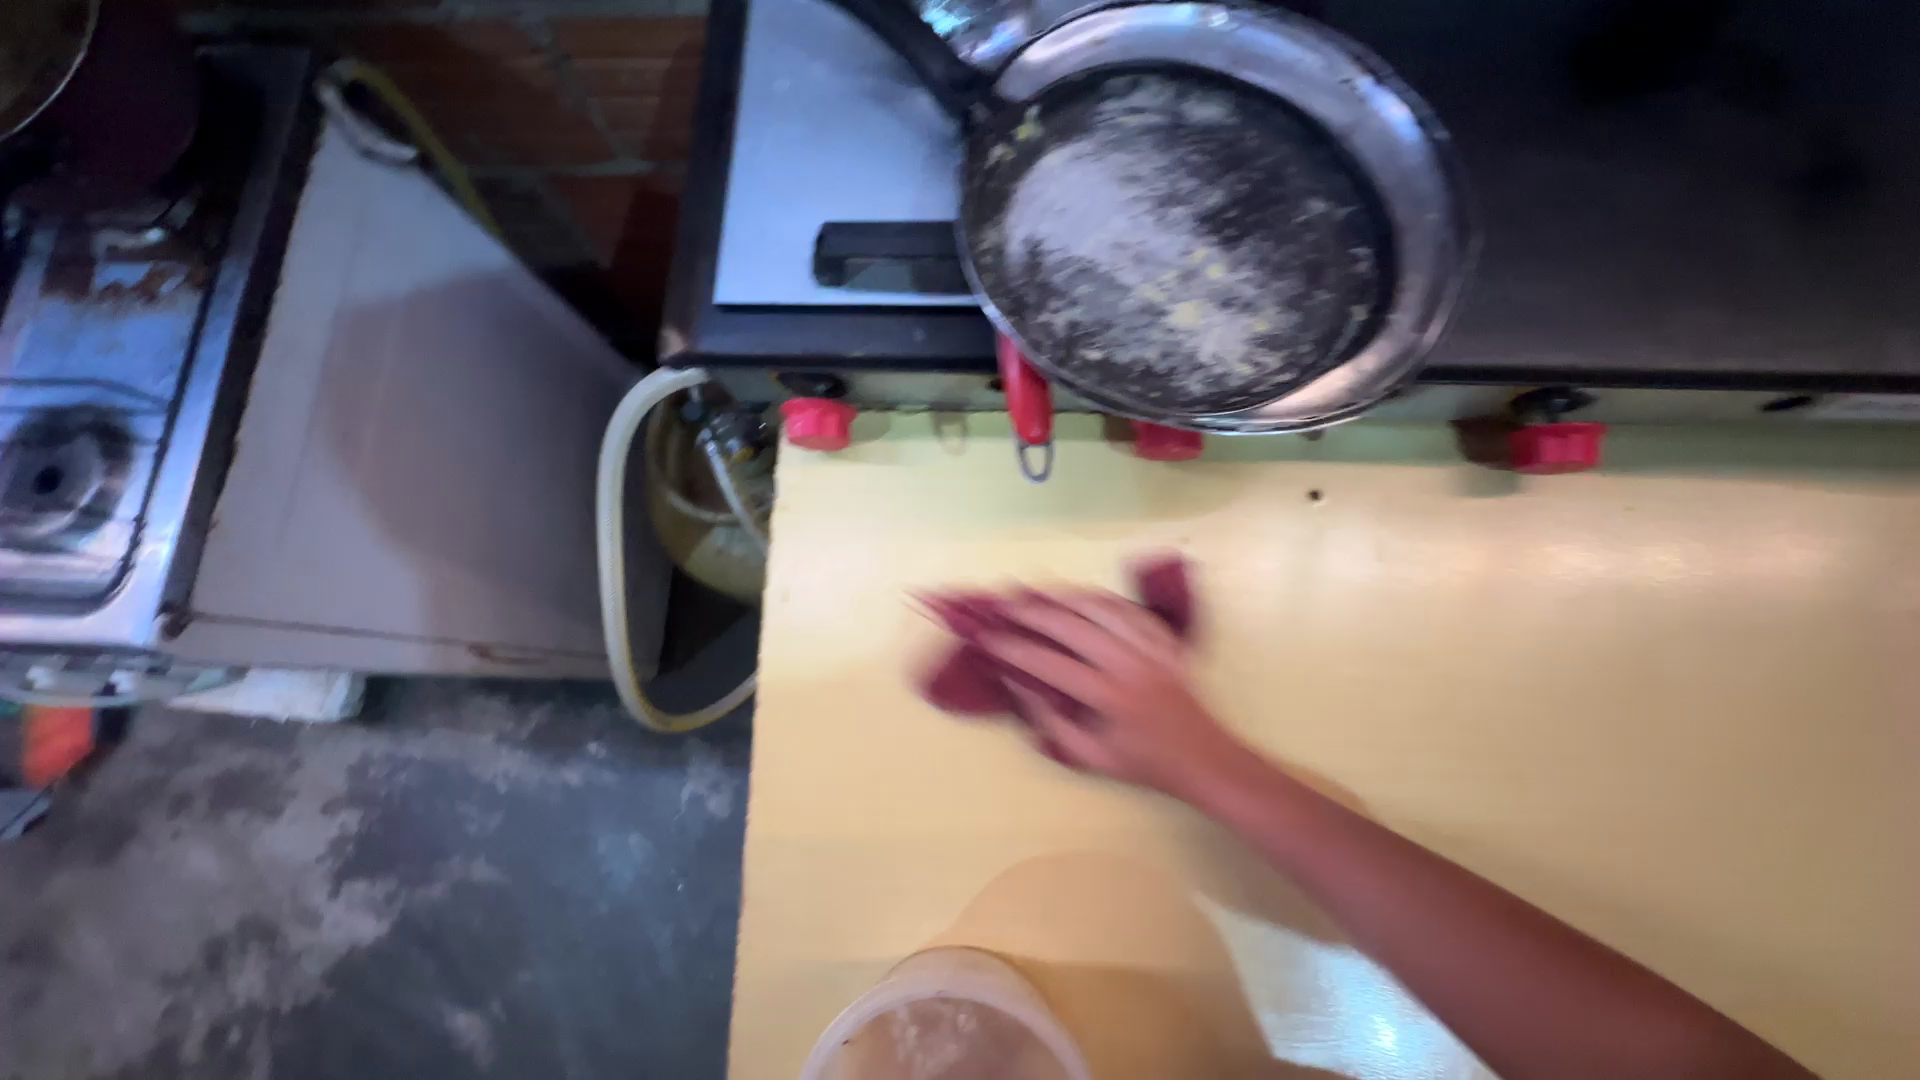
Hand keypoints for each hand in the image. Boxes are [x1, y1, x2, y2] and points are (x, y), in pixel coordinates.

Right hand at [978, 591, 1251, 798]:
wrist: (1204, 757)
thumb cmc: (1144, 763)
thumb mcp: (1090, 757)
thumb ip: (1052, 723)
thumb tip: (1021, 687)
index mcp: (1109, 696)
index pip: (1050, 664)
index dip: (1015, 649)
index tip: (989, 639)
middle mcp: (1130, 663)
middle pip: (1073, 624)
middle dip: (1034, 611)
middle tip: (1006, 603)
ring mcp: (1151, 647)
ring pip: (1102, 607)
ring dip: (1066, 595)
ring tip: (1038, 589)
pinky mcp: (1165, 640)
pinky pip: (1130, 609)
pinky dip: (1102, 598)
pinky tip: (1082, 596)